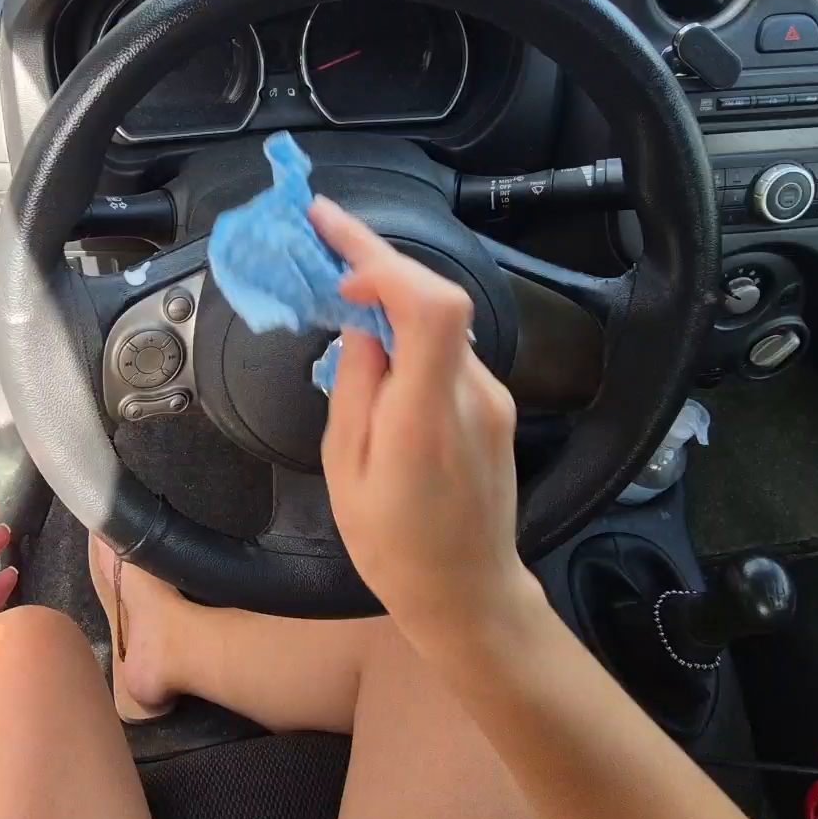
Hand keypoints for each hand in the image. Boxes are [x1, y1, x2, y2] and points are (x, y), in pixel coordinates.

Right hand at [311, 197, 525, 638]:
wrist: (467, 589)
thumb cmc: (393, 544)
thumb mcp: (346, 470)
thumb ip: (354, 389)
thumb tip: (361, 326)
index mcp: (426, 416)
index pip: (434, 309)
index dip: (388, 269)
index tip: (338, 265)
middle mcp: (471, 394)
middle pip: (438, 298)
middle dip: (377, 259)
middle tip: (324, 229)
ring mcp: (491, 396)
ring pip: (441, 318)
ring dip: (391, 291)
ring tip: (340, 278)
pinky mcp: (493, 402)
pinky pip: (447, 346)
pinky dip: (409, 325)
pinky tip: (377, 335)